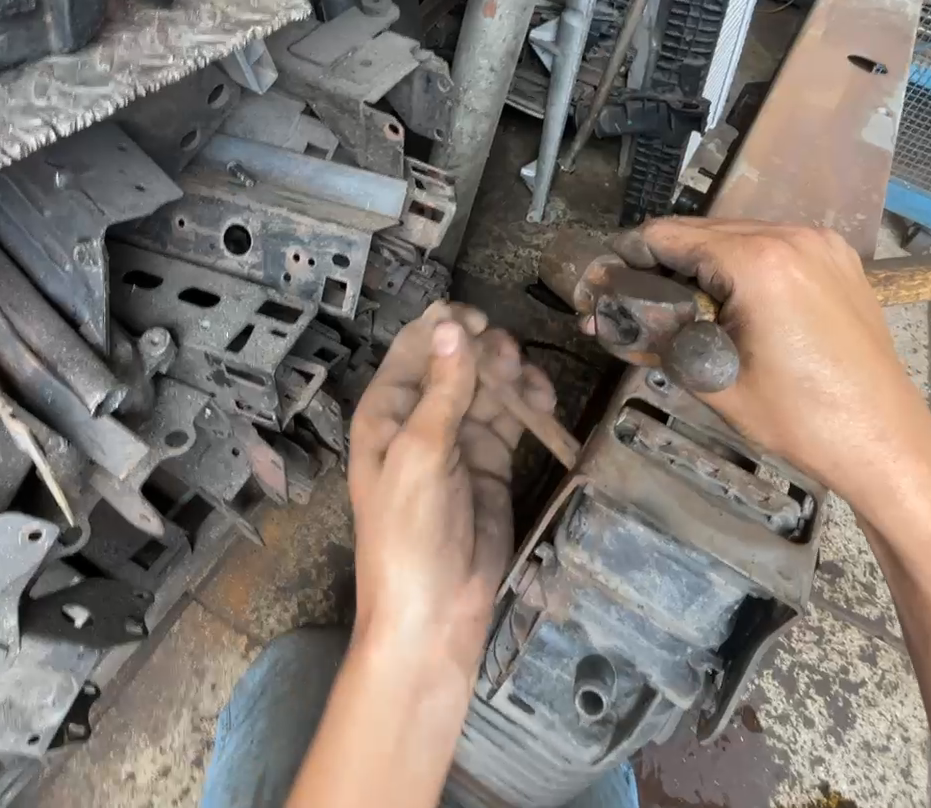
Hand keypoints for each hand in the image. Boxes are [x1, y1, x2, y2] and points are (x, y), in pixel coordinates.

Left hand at [347, 302, 554, 677]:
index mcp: (386, 409)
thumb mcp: (421, 454)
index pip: (415, 348)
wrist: (436, 610)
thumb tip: (452, 326)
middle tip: (508, 360)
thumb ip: (443, 389)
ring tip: (529, 382)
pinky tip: (543, 399)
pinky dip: (527, 405)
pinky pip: (509, 419)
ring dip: (509, 376)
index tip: (479, 320)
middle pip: (456, 363)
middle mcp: (420, 417)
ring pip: (487, 387)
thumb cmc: (410, 530)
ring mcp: (457, 439)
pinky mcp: (489, 461)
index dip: (445, 327)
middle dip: (484, 353)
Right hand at [612, 218, 930, 512]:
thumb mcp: (712, 380)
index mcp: (759, 261)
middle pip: (699, 230)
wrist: (887, 445)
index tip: (605, 286)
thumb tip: (599, 322)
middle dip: (662, 263)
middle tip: (634, 302)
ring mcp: (821, 244)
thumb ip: (652, 340)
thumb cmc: (800, 419)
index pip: (667, 236)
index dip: (628, 258)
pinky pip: (769, 246)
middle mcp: (792, 236)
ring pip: (734, 236)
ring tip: (680, 307)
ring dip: (699, 263)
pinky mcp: (837, 260)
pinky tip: (727, 302)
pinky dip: (738, 265)